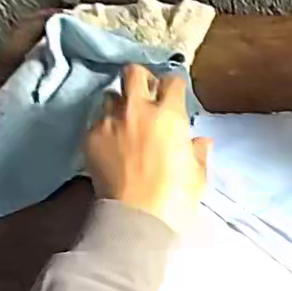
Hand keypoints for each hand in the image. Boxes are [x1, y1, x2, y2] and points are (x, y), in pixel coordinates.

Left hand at [86, 64, 210, 231]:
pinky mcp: (91, 138)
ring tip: (126, 122)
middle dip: (142, 80)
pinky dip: (105, 129)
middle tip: (147, 96)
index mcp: (169, 115)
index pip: (172, 81)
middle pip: (134, 72)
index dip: (175, 87)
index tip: (176, 97)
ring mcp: (110, 122)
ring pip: (111, 96)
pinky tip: (112, 145)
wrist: (137, 218)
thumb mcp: (197, 176)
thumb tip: (200, 141)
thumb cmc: (175, 199)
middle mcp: (137, 110)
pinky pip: (97, 122)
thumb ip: (198, 152)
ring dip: (120, 105)